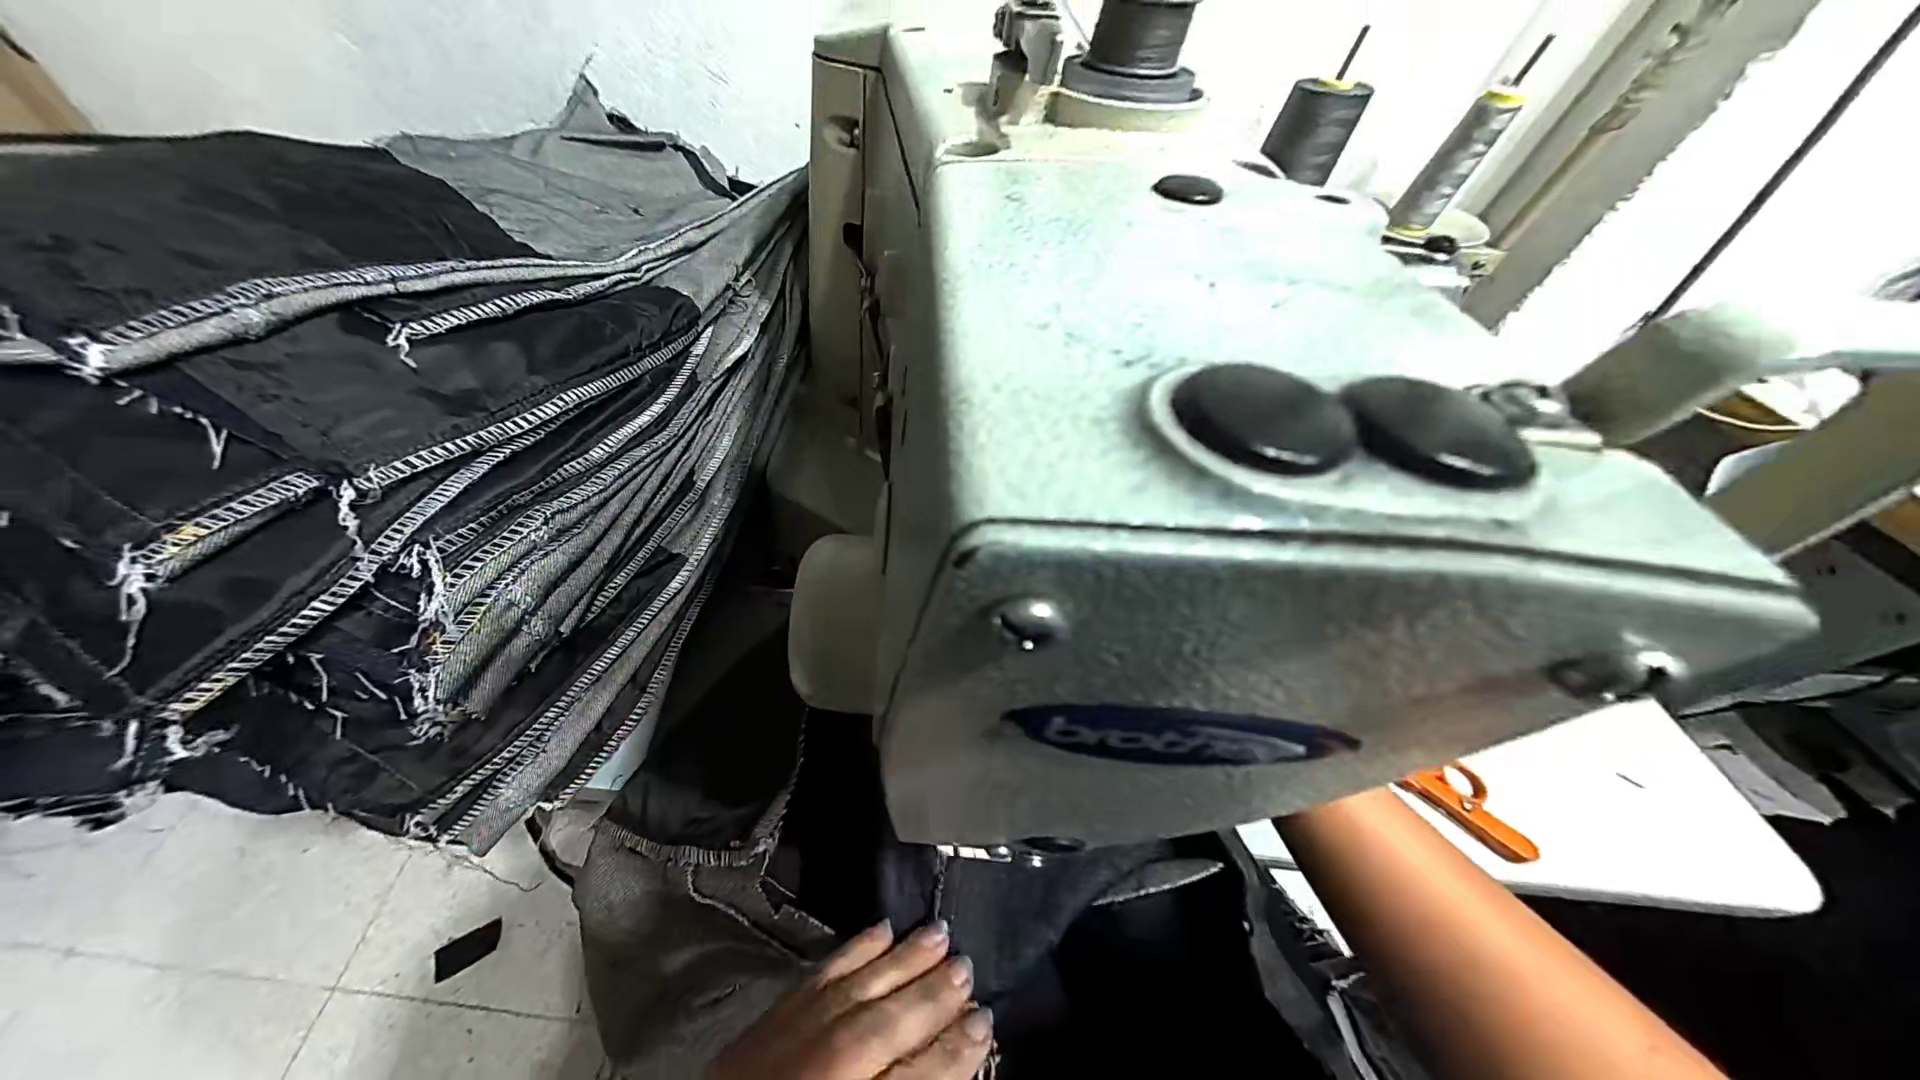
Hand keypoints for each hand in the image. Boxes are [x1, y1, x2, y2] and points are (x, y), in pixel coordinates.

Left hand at [708, 919, 992, 1079]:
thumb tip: (952, 1053)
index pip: (915, 1077)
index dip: (954, 1050)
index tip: (984, 1020)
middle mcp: (824, 1070)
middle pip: (888, 1025)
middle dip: (933, 994)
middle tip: (967, 964)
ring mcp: (791, 1038)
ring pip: (858, 988)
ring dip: (902, 958)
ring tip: (939, 932)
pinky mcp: (769, 1015)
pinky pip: (819, 974)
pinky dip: (853, 949)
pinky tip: (880, 929)